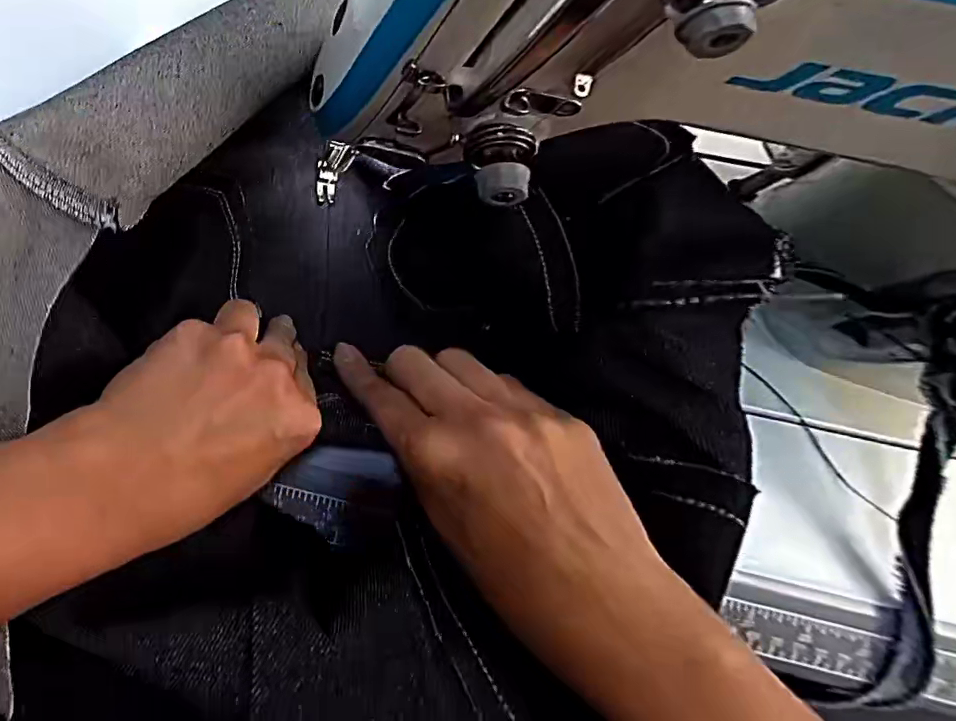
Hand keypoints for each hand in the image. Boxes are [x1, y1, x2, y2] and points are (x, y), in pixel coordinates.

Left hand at [78, 299, 321, 548]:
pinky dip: (190, 341)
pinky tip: (170, 363)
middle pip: (285, 341)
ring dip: (236, 327)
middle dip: (270, 347)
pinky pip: (200, 326)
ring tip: (214, 346)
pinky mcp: (193, 330)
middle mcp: (276, 372)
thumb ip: (269, 432)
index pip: (305, 384)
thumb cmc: (187, 497)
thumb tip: (258, 414)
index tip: (268, 387)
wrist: (123, 474)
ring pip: (247, 313)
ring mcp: (235, 345)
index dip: (285, 383)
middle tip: (245, 363)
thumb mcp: (250, 475)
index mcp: (298, 416)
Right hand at [332, 343, 671, 673]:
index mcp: (437, 455)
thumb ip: (421, 467)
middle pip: (417, 359)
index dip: (357, 372)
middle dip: (398, 368)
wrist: (612, 602)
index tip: (344, 352)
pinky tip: (502, 424)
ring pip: (461, 358)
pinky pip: (508, 382)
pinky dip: (490, 393)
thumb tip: (407, 428)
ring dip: (444, 373)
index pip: (383, 396)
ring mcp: (523, 409)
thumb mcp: (445, 529)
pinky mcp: (561, 413)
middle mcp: (475, 418)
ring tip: (452, 401)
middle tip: (400, 386)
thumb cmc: (516, 585)